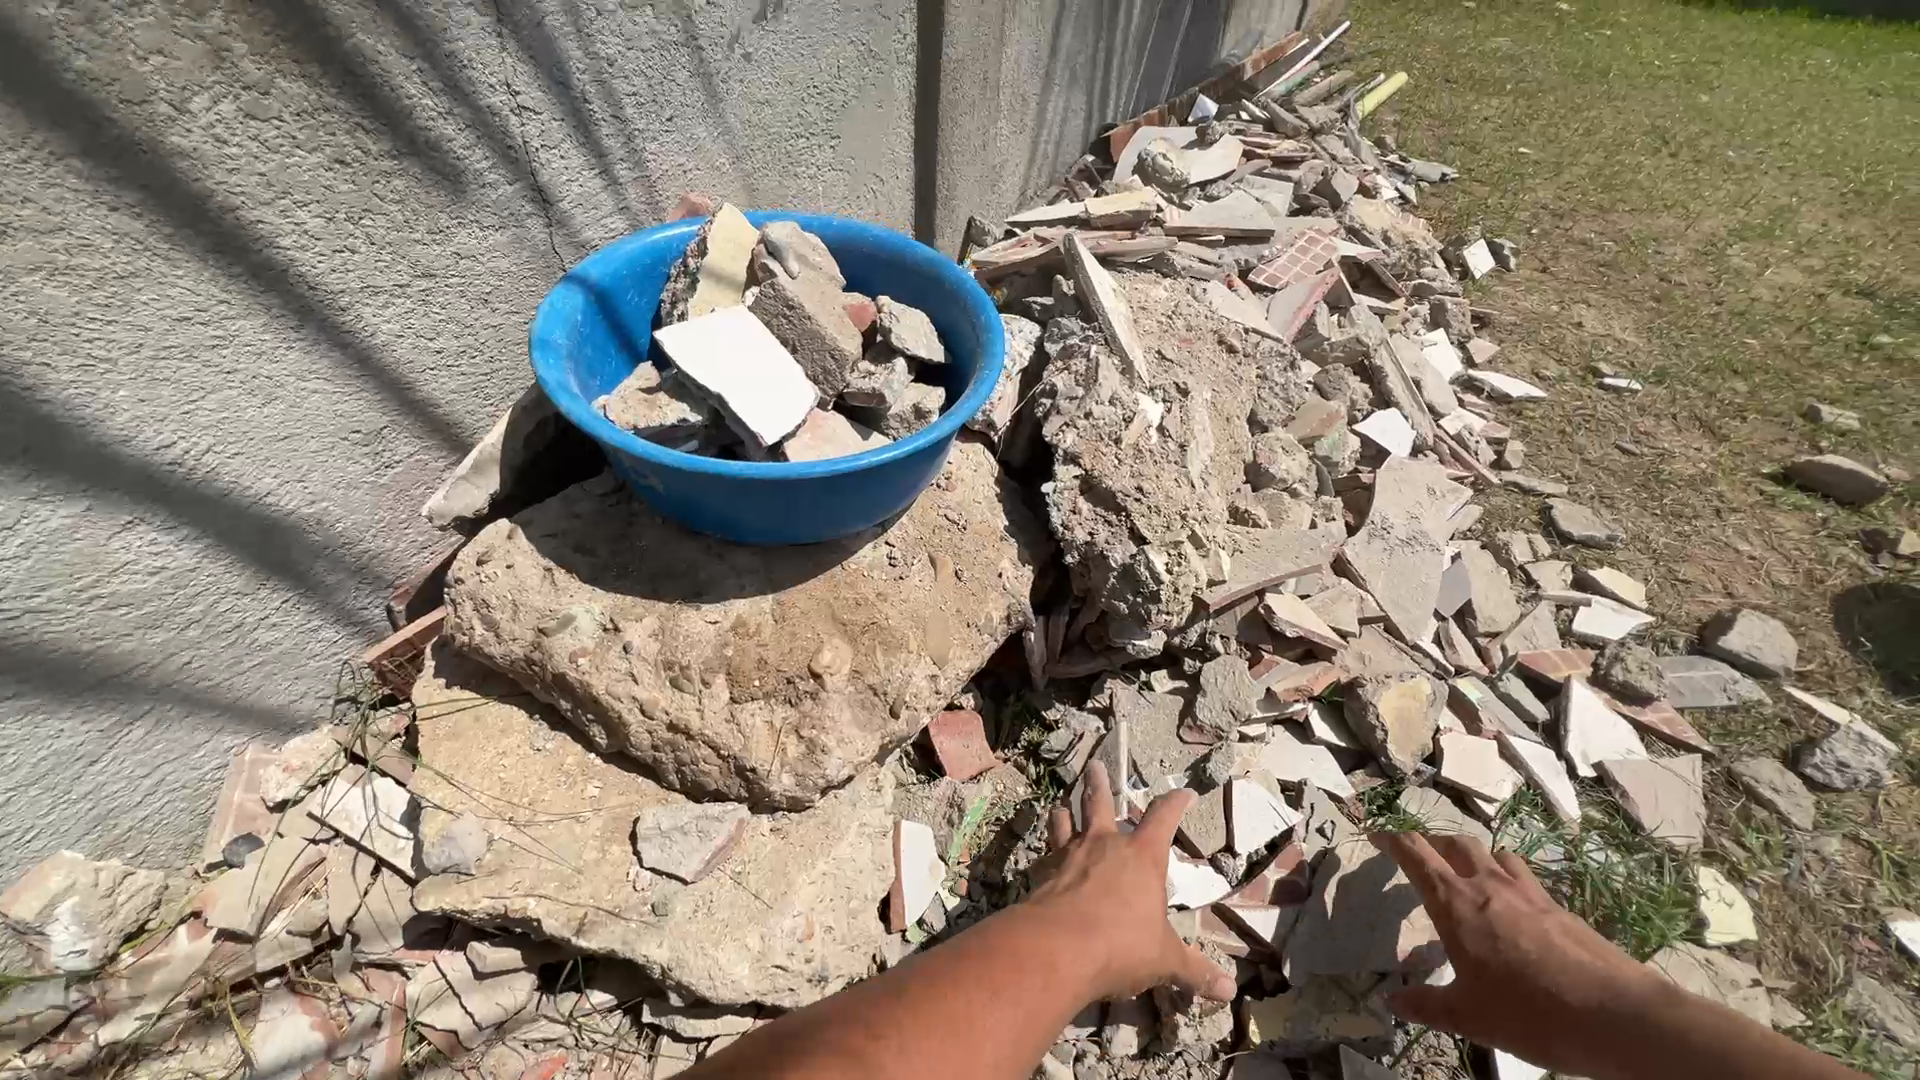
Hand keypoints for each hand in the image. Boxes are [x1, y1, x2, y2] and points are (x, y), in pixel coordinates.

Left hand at [1023, 761, 1236, 1002]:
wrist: (1059, 947)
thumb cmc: (1121, 945)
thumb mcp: (1164, 960)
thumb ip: (1193, 970)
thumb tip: (1229, 991)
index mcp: (1142, 856)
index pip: (1164, 818)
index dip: (1176, 803)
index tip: (1186, 792)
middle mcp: (1105, 844)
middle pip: (1099, 802)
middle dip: (1099, 783)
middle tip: (1094, 765)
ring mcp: (1071, 853)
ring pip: (1066, 820)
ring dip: (1065, 812)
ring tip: (1062, 805)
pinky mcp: (1045, 870)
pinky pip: (1046, 851)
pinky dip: (1047, 849)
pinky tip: (1044, 856)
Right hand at [1369, 831, 1667, 1074]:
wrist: (1622, 1019)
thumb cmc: (1531, 1013)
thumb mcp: (1469, 1017)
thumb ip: (1426, 1005)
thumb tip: (1391, 1002)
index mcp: (1454, 901)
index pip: (1415, 853)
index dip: (1392, 840)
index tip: (1378, 838)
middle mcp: (1488, 885)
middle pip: (1455, 842)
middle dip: (1433, 843)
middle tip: (1422, 856)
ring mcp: (1529, 894)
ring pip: (1494, 854)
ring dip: (1475, 856)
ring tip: (1469, 875)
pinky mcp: (1562, 910)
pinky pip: (1526, 879)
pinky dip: (1509, 881)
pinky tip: (1514, 908)